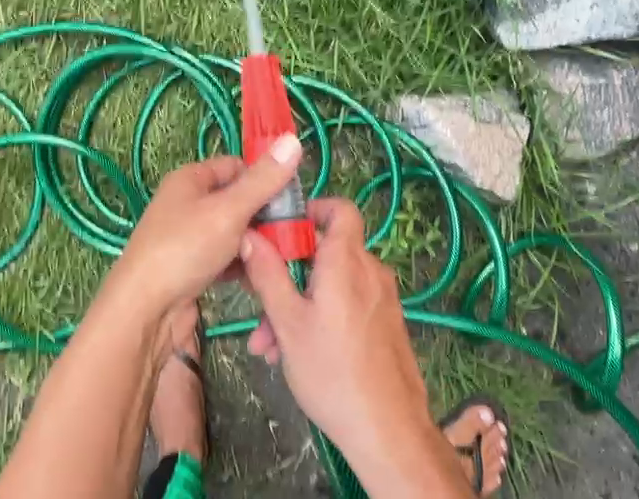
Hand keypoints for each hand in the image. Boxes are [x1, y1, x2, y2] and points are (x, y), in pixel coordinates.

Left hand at [104, 135, 304, 316]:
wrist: (145, 311)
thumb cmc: (185, 248)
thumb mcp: (229, 210)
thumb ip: (263, 180)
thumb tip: (292, 139)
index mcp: (190, 179)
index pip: (236, 167)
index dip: (264, 179)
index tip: (293, 200)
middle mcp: (187, 204)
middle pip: (236, 201)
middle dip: (263, 217)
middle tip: (291, 235)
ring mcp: (188, 238)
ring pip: (233, 233)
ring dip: (254, 245)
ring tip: (278, 259)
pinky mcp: (191, 269)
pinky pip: (224, 259)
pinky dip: (240, 267)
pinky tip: (259, 280)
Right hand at [237, 199, 444, 469]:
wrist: (389, 430)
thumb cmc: (332, 371)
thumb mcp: (288, 322)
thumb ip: (268, 274)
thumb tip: (249, 234)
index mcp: (347, 261)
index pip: (340, 209)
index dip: (313, 209)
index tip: (283, 229)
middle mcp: (369, 271)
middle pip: (326, 253)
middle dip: (288, 275)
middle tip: (260, 307)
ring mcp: (381, 299)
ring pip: (331, 285)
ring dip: (298, 305)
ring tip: (270, 347)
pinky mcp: (385, 324)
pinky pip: (347, 305)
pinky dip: (321, 318)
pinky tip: (297, 355)